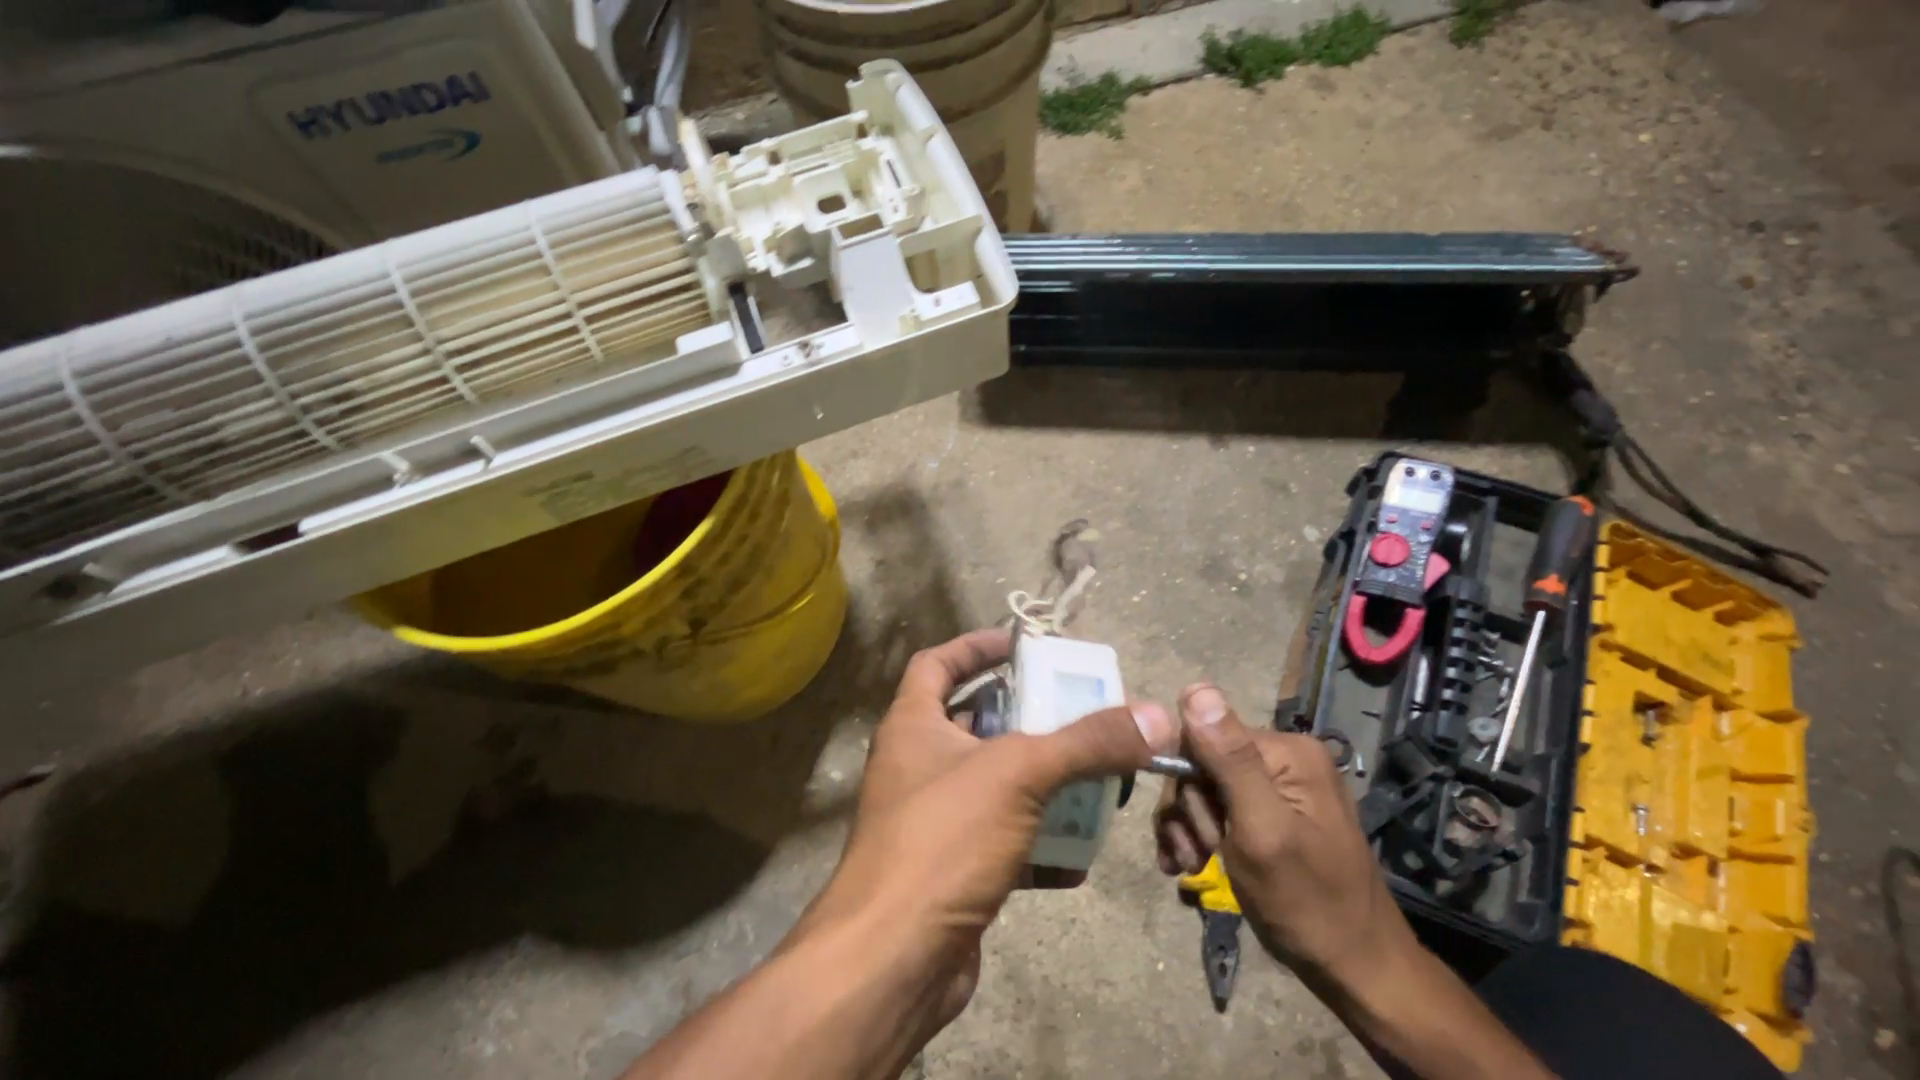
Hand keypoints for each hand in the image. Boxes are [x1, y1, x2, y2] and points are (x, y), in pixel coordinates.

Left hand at [800, 628, 1178, 1023]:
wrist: (894, 958)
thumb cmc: (943, 841)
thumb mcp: (1019, 774)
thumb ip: (1087, 743)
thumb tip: (1157, 715)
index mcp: (913, 726)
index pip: (936, 664)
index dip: (976, 647)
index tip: (1023, 644)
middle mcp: (917, 767)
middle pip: (975, 726)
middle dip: (1028, 720)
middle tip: (1080, 715)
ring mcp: (932, 823)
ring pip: (996, 789)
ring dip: (1043, 785)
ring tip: (1095, 780)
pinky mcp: (952, 873)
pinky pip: (1003, 846)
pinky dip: (1040, 847)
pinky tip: (1079, 858)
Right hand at [1154, 683, 1414, 987]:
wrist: (1354, 967)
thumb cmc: (1307, 902)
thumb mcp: (1261, 830)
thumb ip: (1229, 760)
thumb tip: (1196, 688)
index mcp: (1288, 752)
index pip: (1203, 737)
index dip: (1184, 785)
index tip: (1190, 835)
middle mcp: (1286, 758)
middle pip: (1202, 765)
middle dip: (1188, 813)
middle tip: (1190, 858)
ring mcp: (1282, 788)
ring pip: (1204, 790)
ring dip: (1189, 829)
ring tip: (1189, 866)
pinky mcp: (1275, 814)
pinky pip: (1221, 810)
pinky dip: (1201, 836)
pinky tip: (1191, 865)